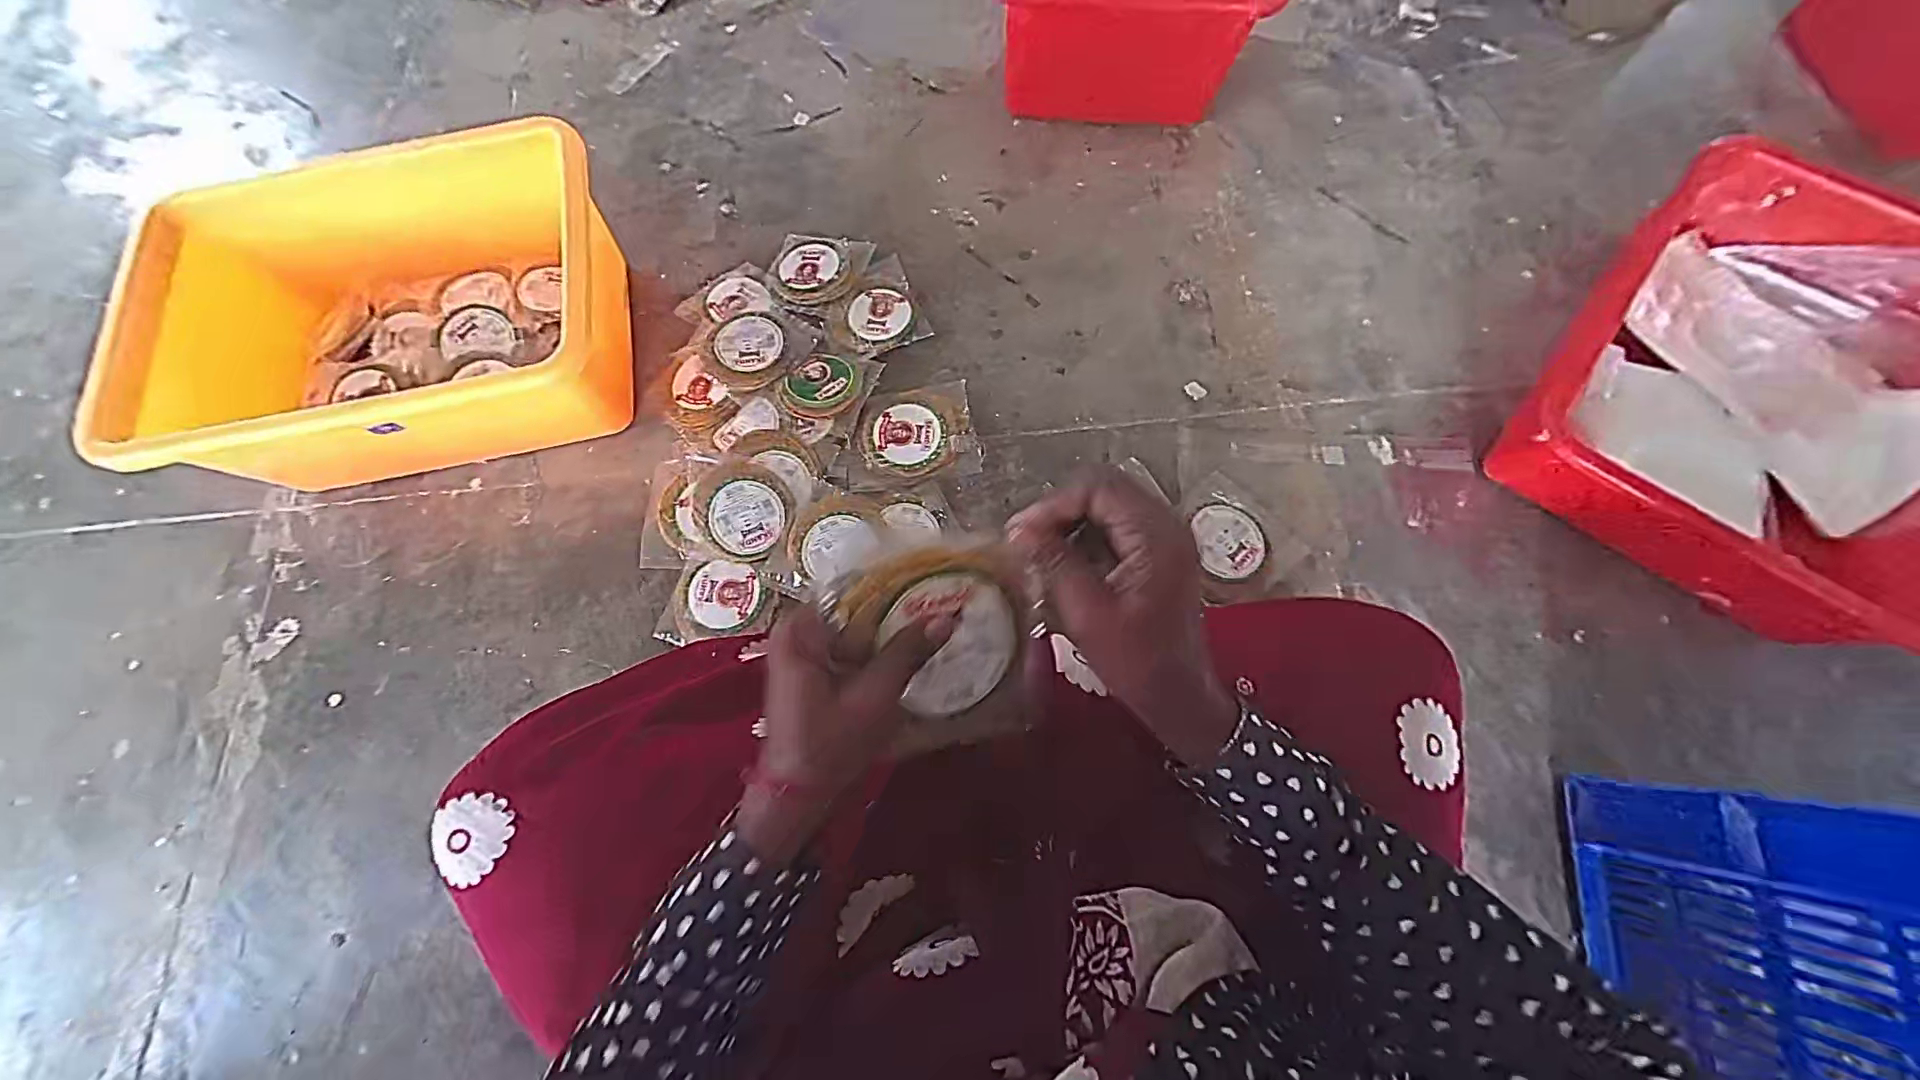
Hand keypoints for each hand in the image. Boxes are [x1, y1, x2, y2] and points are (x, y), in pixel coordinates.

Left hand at [736, 605, 953, 862]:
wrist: (799, 794)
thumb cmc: (829, 743)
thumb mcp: (874, 694)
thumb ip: (908, 651)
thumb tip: (949, 616)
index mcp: (799, 628)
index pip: (849, 586)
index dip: (889, 580)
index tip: (927, 573)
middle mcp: (797, 632)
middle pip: (854, 606)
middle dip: (895, 605)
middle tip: (940, 596)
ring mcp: (806, 652)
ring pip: (857, 627)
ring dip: (890, 629)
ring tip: (934, 616)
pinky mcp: (817, 671)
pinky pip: (852, 647)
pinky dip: (879, 649)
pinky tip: (913, 646)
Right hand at [1007, 467, 1237, 765]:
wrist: (1178, 695)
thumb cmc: (1137, 662)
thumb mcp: (1087, 613)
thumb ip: (1054, 564)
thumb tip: (1018, 530)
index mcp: (1155, 536)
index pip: (1098, 488)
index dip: (1053, 504)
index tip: (1021, 531)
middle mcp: (1166, 525)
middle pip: (1105, 489)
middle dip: (1059, 509)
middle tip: (1026, 537)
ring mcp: (1165, 538)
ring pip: (1108, 505)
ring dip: (1071, 522)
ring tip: (1038, 549)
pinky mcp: (1157, 553)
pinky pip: (1116, 526)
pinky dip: (1085, 536)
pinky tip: (1063, 561)